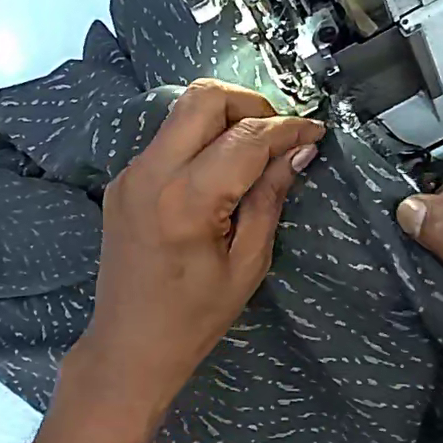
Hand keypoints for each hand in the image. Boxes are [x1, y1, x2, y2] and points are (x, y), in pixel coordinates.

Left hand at [64, 79, 323, 429]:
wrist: (129, 344)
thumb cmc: (196, 315)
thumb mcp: (248, 262)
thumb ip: (270, 198)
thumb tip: (299, 151)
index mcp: (185, 201)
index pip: (245, 139)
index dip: (287, 129)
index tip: (317, 131)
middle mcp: (150, 174)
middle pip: (203, 99)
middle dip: (251, 104)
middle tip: (281, 134)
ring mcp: (131, 173)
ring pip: (184, 110)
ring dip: (228, 116)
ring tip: (260, 149)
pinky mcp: (125, 179)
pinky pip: (170, 136)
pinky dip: (205, 136)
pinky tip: (227, 166)